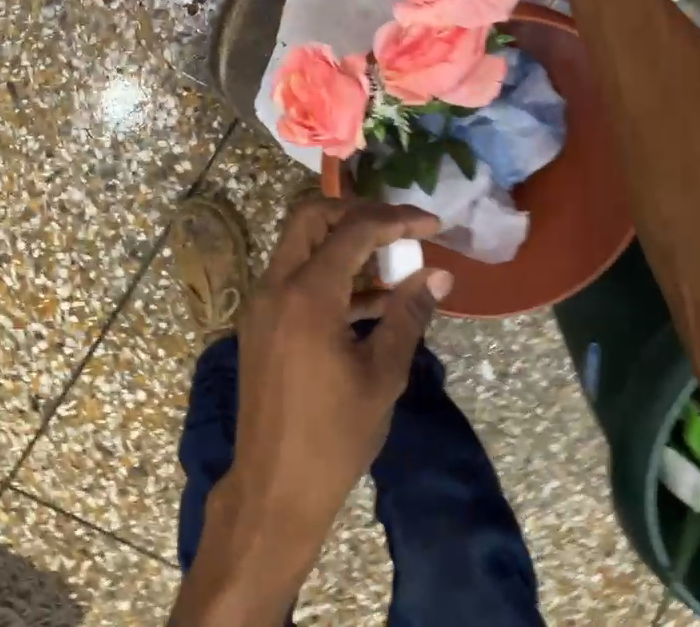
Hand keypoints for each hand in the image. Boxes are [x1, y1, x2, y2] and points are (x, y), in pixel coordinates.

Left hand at [225, 200, 449, 538]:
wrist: (274, 484)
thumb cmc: (334, 435)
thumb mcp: (383, 375)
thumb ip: (408, 315)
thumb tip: (440, 276)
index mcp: (307, 295)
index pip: (352, 231)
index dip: (395, 219)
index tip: (433, 225)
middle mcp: (275, 287)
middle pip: (310, 219)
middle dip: (357, 214)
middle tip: (399, 229)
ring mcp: (261, 304)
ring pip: (299, 246)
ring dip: (342, 244)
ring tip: (393, 265)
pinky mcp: (259, 323)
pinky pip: (294, 278)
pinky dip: (328, 275)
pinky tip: (371, 302)